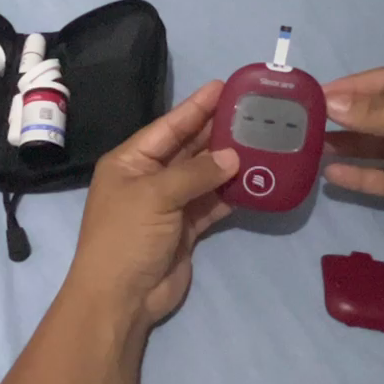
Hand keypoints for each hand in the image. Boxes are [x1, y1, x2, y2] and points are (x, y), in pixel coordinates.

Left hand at [66, 81, 239, 329]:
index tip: (223, 87)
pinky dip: (231, 193)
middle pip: (187, 148)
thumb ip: (195, 173)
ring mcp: (168, 204)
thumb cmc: (127, 236)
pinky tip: (256, 180)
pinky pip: (211, 203)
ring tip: (263, 142)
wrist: (121, 296)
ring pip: (203, 176)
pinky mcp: (185, 229)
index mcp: (130, 161)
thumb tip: (232, 156)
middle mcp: (148, 178)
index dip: (195, 107)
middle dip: (217, 132)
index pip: (168, 127)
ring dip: (229, 163)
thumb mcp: (155, 196)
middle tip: (253, 113)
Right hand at [321, 68, 383, 247]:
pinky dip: (357, 175)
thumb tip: (329, 103)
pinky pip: (381, 177)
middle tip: (306, 120)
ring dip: (347, 144)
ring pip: (377, 145)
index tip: (317, 94)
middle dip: (346, 115)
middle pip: (380, 112)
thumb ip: (377, 112)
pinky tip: (331, 175)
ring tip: (312, 146)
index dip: (354, 86)